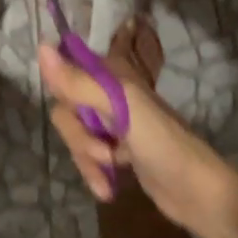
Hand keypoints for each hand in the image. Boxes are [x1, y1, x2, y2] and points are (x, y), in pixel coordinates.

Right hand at [39, 24, 237, 236]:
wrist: (198, 193)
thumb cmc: (163, 143)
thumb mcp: (120, 108)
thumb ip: (79, 82)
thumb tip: (40, 45)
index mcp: (112, 76)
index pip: (67, 70)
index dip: (63, 93)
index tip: (74, 113)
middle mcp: (109, 95)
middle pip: (65, 109)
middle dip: (78, 137)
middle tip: (103, 151)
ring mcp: (112, 125)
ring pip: (75, 136)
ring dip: (87, 160)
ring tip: (109, 175)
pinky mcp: (115, 152)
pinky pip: (88, 157)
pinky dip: (94, 173)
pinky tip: (107, 189)